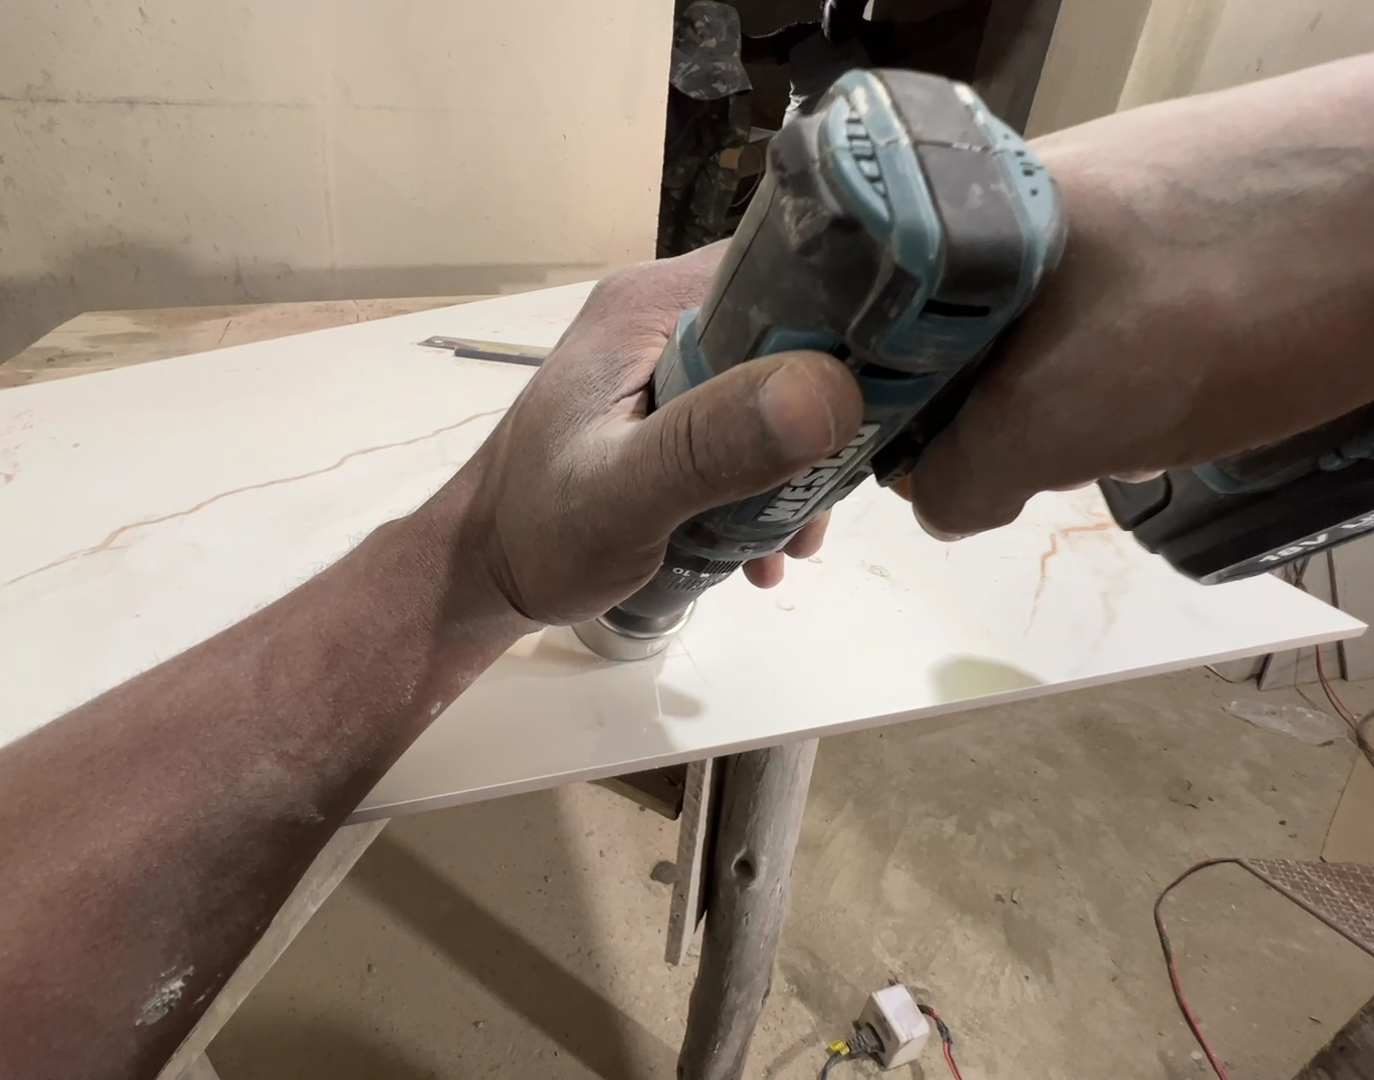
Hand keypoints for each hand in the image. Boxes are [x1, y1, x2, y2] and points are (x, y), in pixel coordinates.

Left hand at [457, 246, 863, 625]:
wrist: (484, 572)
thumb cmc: (539, 535)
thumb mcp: (624, 496)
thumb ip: (712, 446)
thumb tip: (832, 392)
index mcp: (650, 306)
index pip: (782, 267)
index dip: (851, 319)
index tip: (888, 396)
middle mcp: (661, 318)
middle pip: (788, 335)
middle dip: (827, 415)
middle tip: (832, 492)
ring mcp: (660, 368)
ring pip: (771, 390)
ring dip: (796, 464)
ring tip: (794, 538)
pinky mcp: (661, 413)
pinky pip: (740, 428)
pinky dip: (761, 481)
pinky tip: (762, 545)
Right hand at [900, 63, 1373, 537]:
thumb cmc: (1235, 299)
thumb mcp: (1065, 417)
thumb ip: (965, 478)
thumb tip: (934, 507)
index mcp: (948, 224)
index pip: (859, 344)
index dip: (866, 424)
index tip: (910, 479)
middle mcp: (1001, 202)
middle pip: (933, 345)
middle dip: (972, 421)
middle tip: (1040, 458)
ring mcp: (1085, 202)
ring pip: (1011, 339)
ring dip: (1045, 403)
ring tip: (1125, 424)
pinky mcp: (1158, 216)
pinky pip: (1082, 316)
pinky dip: (1104, 370)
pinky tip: (1169, 384)